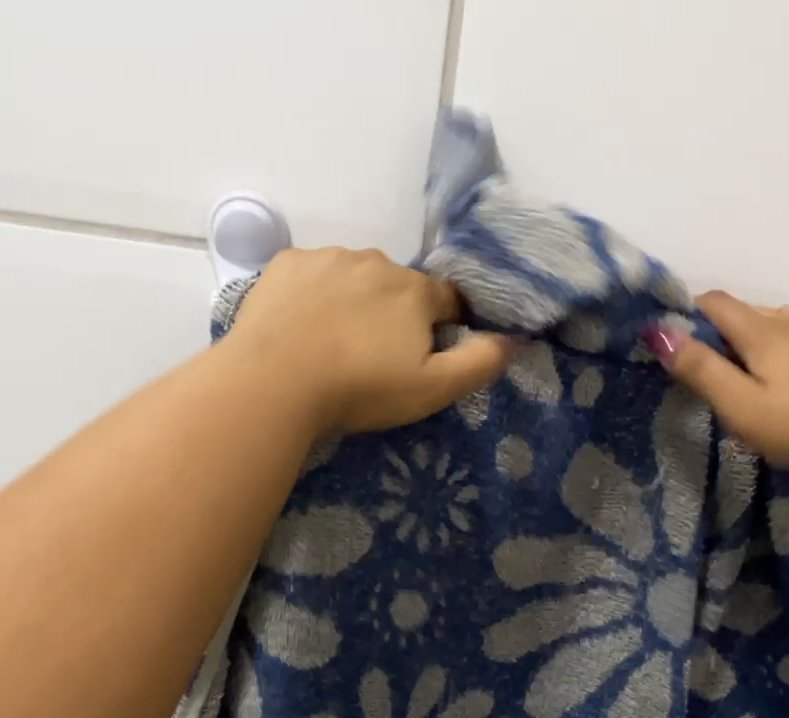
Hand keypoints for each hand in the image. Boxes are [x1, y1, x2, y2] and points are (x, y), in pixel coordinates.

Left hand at [224, 247, 513, 434]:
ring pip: (354, 277)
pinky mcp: (285, 264)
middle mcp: (375, 261)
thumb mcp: (432, 389)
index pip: (447, 301)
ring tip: (333, 345)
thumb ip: (479, 363)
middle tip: (373, 360)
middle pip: (398, 288)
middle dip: (394, 315)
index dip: (442, 329)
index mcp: (415, 290)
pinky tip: (302, 328)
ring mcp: (326, 257)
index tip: (422, 357)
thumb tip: (514, 339)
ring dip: (353, 302)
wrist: (274, 382)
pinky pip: (312, 275)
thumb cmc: (360, 389)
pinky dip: (313, 295)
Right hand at [647, 291, 788, 478]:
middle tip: (708, 374)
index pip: (715, 302)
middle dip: (719, 333)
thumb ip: (701, 370)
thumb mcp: (742, 407)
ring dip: (752, 342)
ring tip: (748, 380)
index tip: (674, 343)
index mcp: (763, 331)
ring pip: (776, 324)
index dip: (688, 314)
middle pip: (745, 312)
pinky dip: (783, 351)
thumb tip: (659, 332)